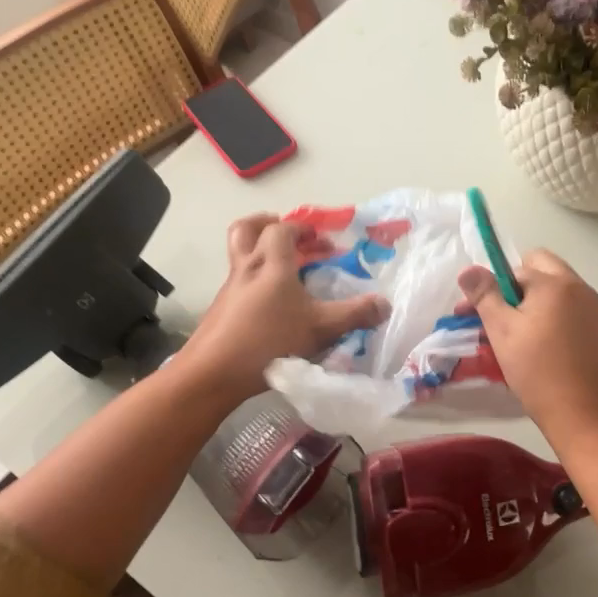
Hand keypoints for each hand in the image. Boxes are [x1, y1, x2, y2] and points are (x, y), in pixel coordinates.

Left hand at [183, 214, 389, 402]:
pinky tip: (271, 304)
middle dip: (267, 223)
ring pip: (239, 252)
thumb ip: (354, 314)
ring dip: (259, 250)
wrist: (212, 373)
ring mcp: (230, 288)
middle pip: (247, 228)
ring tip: (284, 268)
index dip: (302, 228)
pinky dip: (254, 279)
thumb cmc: (269, 341)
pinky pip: (238, 279)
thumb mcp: (320, 329)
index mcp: (272, 263)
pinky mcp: (221, 308)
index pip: (282, 229)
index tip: (322, 240)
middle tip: (289, 235)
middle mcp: (247, 267)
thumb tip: (385, 304)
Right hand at [457, 250, 597, 446]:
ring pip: (558, 291)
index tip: (473, 314)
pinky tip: (545, 350)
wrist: (587, 418)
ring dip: (535, 303)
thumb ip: (485, 295)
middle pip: (542, 270)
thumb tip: (469, 268)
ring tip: (519, 338)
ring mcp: (596, 309)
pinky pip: (573, 312)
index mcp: (555, 283)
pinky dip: (555, 319)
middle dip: (516, 287)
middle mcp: (580, 288)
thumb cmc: (538, 372)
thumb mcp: (502, 332)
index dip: (491, 288)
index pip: (515, 269)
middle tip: (501, 319)